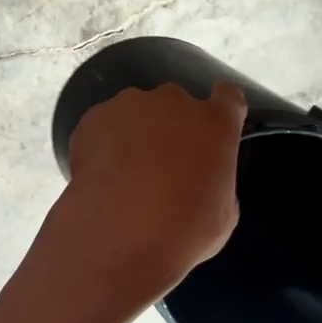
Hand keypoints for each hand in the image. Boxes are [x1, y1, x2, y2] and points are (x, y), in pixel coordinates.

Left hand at [56, 82, 246, 289]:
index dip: (222, 107)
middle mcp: (171, 101)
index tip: (214, 123)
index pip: (227, 96)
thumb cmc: (185, 225)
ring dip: (138, 130)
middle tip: (165, 161)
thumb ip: (214, 175)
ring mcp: (127, 104)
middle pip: (176, 103)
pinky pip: (106, 123)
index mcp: (212, 122)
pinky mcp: (93, 115)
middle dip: (173, 124)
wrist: (120, 226)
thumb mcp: (222, 209)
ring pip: (138, 111)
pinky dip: (107, 140)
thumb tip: (198, 173)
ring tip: (128, 170)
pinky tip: (104, 171)